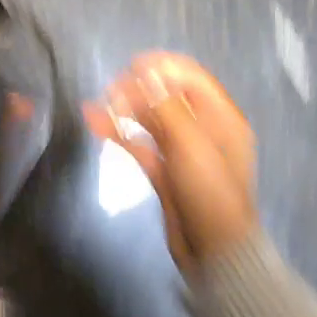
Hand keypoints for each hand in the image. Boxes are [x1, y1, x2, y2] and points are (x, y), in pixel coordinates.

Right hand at [83, 52, 258, 271]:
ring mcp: (182, 150)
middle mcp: (203, 128)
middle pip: (168, 96)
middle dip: (139, 88)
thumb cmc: (209, 191)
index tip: (130, 65)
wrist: (213, 252)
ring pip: (151, 119)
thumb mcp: (191, 144)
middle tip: (110, 87)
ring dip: (126, 108)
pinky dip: (120, 132)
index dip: (162, 67)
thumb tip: (145, 70)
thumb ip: (166, 105)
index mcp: (221, 117)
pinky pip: (140, 143)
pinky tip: (95, 121)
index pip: (191, 78)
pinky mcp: (164, 170)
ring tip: (99, 101)